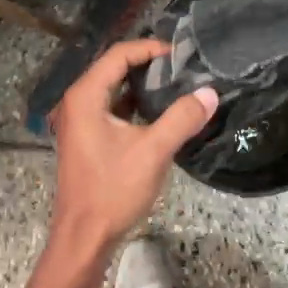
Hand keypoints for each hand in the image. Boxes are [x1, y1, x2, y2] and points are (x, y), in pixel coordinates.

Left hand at [47, 39, 217, 249]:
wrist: (83, 238)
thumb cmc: (112, 190)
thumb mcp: (152, 152)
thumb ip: (181, 119)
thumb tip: (210, 93)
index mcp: (85, 96)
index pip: (118, 54)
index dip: (149, 48)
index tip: (179, 54)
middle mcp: (77, 101)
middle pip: (113, 68)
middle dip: (146, 63)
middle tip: (180, 66)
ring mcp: (78, 121)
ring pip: (112, 89)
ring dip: (139, 84)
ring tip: (173, 84)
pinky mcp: (85, 138)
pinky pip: (109, 108)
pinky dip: (131, 104)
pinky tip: (156, 112)